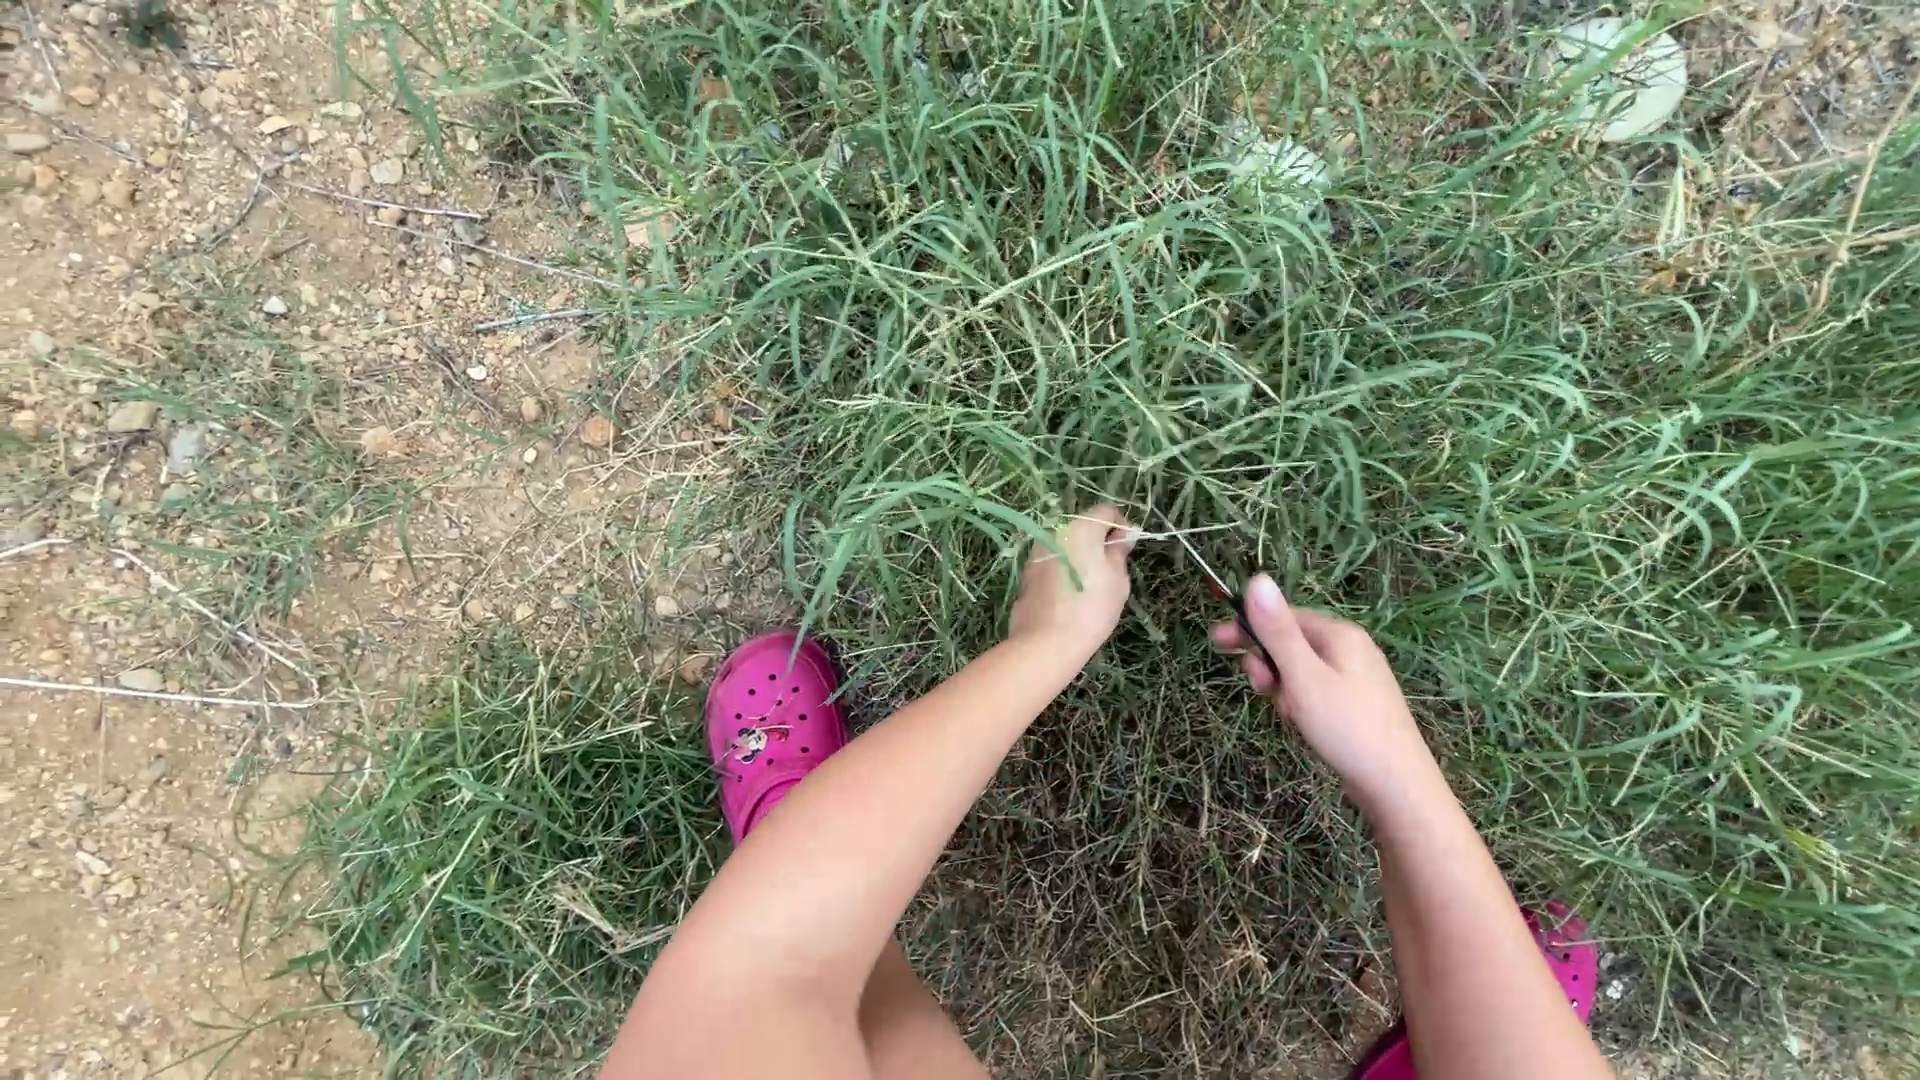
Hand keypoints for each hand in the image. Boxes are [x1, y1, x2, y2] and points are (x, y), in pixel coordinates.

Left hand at [1008, 502, 1135, 661]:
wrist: (1046, 642)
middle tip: (1112, 569)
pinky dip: (1064, 568)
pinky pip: (1052, 561)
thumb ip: (1118, 551)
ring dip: (1080, 555)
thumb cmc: (1091, 608)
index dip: (1121, 526)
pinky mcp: (1026, 573)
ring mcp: (1036, 552)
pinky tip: (1071, 594)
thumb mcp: (1117, 579)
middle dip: (1099, 541)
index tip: (1127, 549)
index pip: (1105, 512)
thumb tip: (1124, 534)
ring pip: (1065, 545)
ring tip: (1092, 584)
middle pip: (1082, 526)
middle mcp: (1053, 533)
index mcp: (1078, 528)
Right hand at [1211, 575, 1442, 814]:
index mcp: (1339, 634)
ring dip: (1281, 687)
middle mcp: (1349, 648)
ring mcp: (1355, 676)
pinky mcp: (1355, 702)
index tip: (1216, 643)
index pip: (1283, 616)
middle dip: (1267, 664)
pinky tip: (1303, 724)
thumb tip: (1257, 578)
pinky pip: (1313, 689)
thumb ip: (1277, 630)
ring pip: (1298, 669)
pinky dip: (1298, 702)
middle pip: (1289, 642)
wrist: (1396, 787)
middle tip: (1263, 689)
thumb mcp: (1303, 676)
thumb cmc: (1346, 727)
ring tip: (1288, 714)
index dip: (1248, 628)